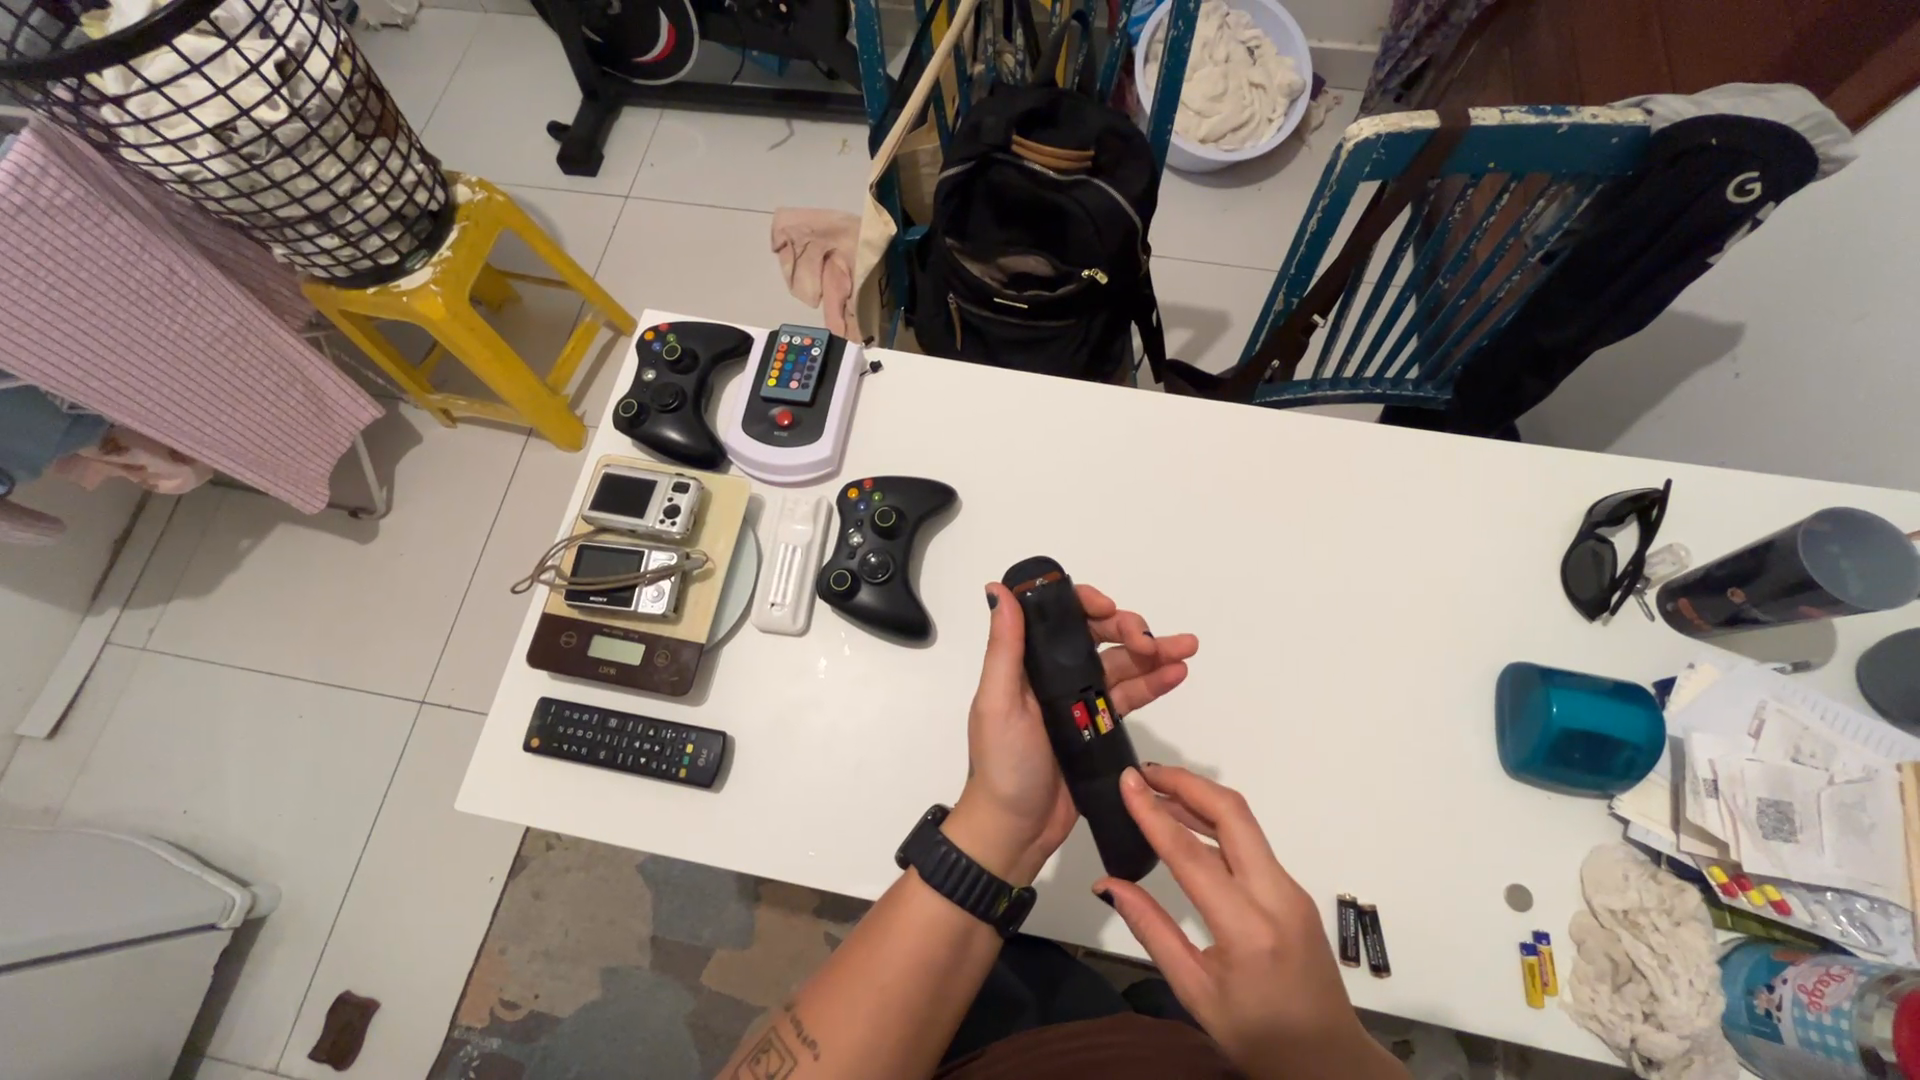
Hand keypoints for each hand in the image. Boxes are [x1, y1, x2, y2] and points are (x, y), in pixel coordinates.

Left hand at [944, 584, 1198, 886]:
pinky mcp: (1098, 727)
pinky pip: (1130, 697)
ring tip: (1187, 648)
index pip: (1059, 619)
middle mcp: (1052, 675)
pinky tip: (1177, 674)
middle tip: (1152, 640)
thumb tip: (1000, 590)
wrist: (1016, 829)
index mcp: (1025, 663)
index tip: (1109, 609)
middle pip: (1097, 638)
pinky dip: (1153, 683)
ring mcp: (1077, 701)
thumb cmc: (1003, 764)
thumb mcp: (997, 702)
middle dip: (1128, 629)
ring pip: (1120, 665)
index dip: (1086, 606)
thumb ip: (1005, 647)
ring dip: (1153, 653)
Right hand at [1093, 766, 1405, 1079]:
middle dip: (1187, 783)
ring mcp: (1290, 890)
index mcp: (1248, 929)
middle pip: (1233, 814)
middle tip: (1144, 773)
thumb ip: (1151, 929)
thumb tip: (1108, 883)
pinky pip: (1250, 843)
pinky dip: (1214, 822)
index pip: (1192, 855)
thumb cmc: (1257, 1036)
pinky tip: (1185, 824)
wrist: (1329, 1061)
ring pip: (1244, 823)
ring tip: (1156, 790)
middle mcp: (1277, 897)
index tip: (1127, 781)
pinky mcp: (1292, 891)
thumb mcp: (1194, 992)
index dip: (1154, 813)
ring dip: (1200, 798)